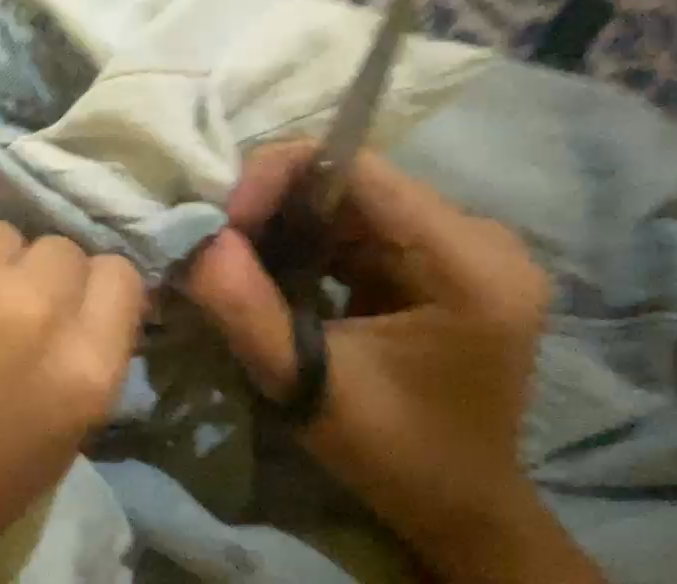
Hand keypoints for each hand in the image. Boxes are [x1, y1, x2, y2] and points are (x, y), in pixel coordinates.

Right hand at [184, 144, 603, 583]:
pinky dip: (307, 238)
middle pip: (350, 179)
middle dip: (274, 204)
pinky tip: (279, 274)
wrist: (460, 508)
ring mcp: (463, 243)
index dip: (277, 175)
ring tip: (243, 263)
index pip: (357, 168)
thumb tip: (198, 239)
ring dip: (286, 222)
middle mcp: (479, 237)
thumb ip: (245, 309)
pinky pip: (357, 220)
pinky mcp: (441, 255)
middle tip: (222, 246)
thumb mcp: (307, 386)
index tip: (225, 223)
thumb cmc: (396, 455)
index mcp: (469, 264)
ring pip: (347, 196)